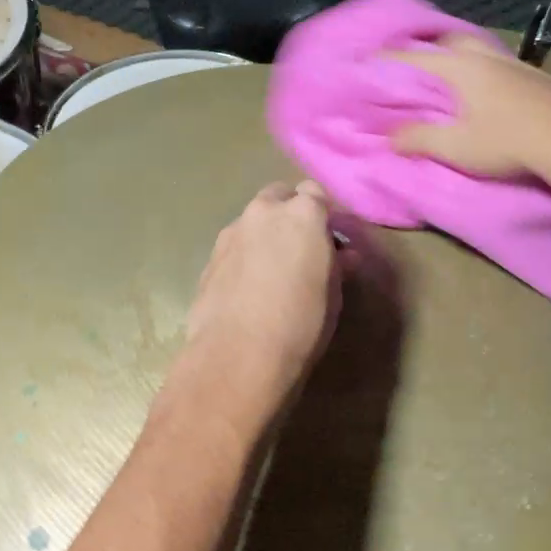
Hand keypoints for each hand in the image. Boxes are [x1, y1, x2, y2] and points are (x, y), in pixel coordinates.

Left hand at [183, 181, 342, 391]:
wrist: (238, 356)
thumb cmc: (301, 323)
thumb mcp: (333, 295)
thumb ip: (335, 265)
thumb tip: (341, 257)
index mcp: (302, 214)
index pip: (316, 194)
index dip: (324, 215)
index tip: (331, 240)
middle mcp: (263, 213)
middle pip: (279, 198)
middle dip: (290, 215)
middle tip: (302, 249)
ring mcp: (231, 233)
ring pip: (253, 222)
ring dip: (265, 236)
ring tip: (274, 272)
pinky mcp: (209, 259)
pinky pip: (234, 248)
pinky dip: (245, 257)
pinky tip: (250, 289)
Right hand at [387, 35, 550, 177]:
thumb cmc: (507, 144)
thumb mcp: (455, 148)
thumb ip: (419, 139)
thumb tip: (390, 137)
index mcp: (460, 68)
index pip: (413, 58)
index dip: (387, 61)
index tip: (367, 63)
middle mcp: (486, 56)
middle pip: (448, 43)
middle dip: (427, 52)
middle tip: (414, 69)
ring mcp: (516, 63)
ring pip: (478, 50)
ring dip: (459, 59)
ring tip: (450, 78)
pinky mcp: (537, 77)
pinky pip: (500, 63)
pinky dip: (485, 70)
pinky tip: (489, 89)